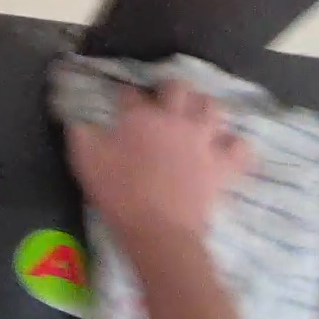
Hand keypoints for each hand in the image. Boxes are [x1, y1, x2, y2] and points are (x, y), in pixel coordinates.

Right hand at [66, 81, 251, 239]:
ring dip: (203, 109)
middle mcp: (174, 119)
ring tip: (195, 117)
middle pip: (177, 87)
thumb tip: (77, 122)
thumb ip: (81, 135)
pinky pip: (241, 147)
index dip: (123, 95)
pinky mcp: (223, 165)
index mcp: (139, 116)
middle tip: (161, 102)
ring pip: (212, 107)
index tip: (119, 102)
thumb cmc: (119, 194)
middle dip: (168, 90)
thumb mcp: (85, 162)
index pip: (129, 93)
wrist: (159, 231)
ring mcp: (202, 140)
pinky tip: (226, 149)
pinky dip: (234, 146)